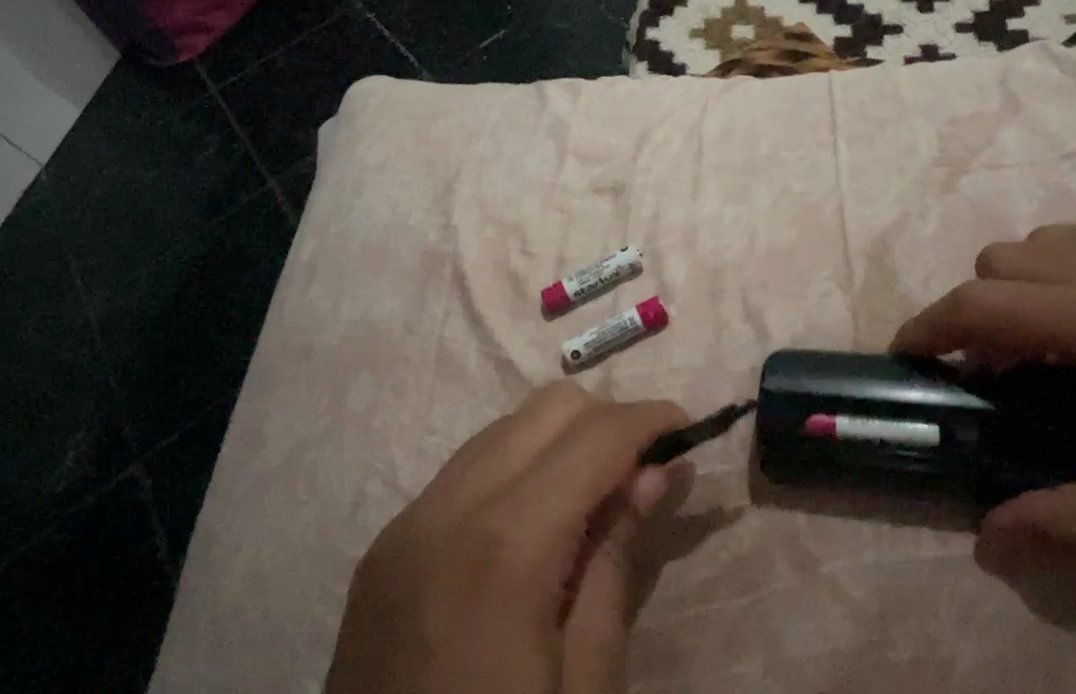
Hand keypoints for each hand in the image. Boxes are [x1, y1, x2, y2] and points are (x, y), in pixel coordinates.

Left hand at [326, 382, 686, 693]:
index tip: (690, 429)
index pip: (594, 438)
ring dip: (559, 442)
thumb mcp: (586, 682)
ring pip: (502, 429)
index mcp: (505, 547)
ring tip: (593, 499)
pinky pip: (462, 471)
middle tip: (645, 473)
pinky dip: (513, 469)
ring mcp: (406, 524)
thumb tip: (654, 473)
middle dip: (606, 422)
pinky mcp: (384, 547)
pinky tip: (533, 524)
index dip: (650, 421)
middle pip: (545, 409)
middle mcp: (447, 510)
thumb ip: (615, 562)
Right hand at [891, 226, 1075, 598]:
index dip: (931, 323)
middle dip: (975, 309)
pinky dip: (1069, 271)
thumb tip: (987, 542)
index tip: (903, 357)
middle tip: (989, 379)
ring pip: (1052, 239)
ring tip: (1047, 357)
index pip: (991, 302)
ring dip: (1022, 286)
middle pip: (1008, 257)